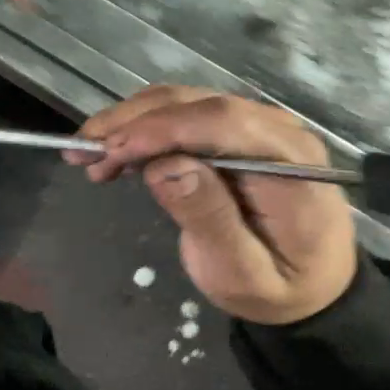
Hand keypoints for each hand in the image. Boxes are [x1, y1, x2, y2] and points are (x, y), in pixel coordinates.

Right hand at [69, 86, 357, 325]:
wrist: (308, 287)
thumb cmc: (278, 287)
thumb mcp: (244, 274)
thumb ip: (210, 220)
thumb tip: (165, 166)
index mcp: (292, 163)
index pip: (220, 121)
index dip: (159, 128)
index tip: (110, 150)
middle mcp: (273, 129)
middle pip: (188, 103)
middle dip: (128, 124)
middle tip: (80, 153)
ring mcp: (249, 123)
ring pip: (172, 102)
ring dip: (123, 124)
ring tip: (87, 158)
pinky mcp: (225, 127)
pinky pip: (171, 113)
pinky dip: (133, 129)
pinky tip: (111, 155)